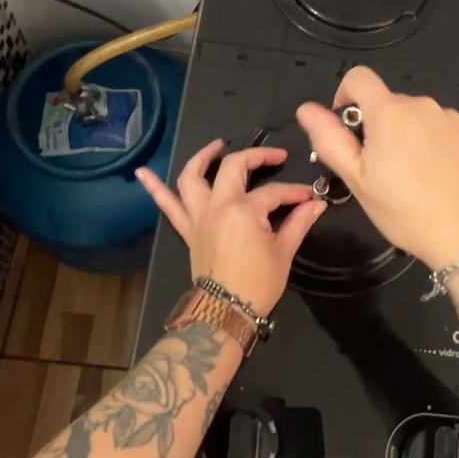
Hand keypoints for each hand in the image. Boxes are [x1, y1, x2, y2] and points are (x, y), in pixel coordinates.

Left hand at [136, 140, 325, 315]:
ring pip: (193, 177)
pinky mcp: (187, 229)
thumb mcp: (284, 251)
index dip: (295, 193)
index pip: (275, 192)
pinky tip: (142, 172)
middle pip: (234, 167)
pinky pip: (167, 206)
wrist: (225, 311)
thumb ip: (299, 221)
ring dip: (202, 157)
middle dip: (257, 156)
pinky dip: (154, 188)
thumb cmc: (258, 284)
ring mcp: (198, 215)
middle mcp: (218, 205)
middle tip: (274, 156)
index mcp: (245, 210)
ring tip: (216, 146)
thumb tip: (316, 203)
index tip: (310, 197)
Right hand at [295, 67, 458, 268]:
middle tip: (379, 170)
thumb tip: (306, 109)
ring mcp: (451, 118)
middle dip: (377, 127)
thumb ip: (329, 138)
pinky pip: (441, 128)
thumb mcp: (357, 180)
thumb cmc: (406, 211)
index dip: (344, 96)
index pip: (358, 77)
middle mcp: (422, 105)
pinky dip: (432, 144)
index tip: (347, 130)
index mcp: (390, 112)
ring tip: (411, 178)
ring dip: (405, 136)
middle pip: (388, 103)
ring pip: (415, 117)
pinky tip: (436, 177)